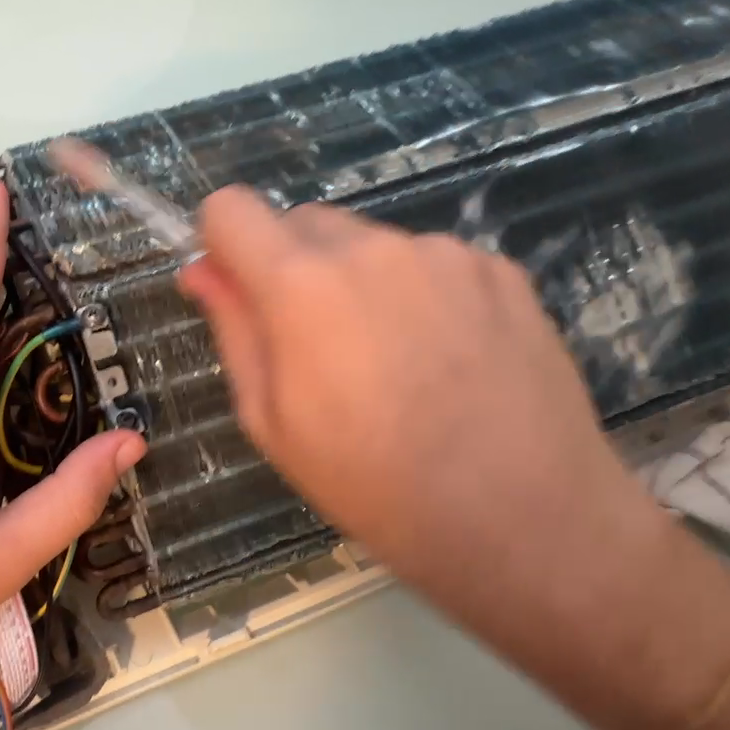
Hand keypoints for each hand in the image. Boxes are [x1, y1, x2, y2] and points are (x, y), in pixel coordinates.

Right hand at [177, 186, 623, 588]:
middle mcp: (370, 248)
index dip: (221, 242)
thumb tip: (202, 272)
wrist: (526, 521)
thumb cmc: (374, 485)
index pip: (230, 208)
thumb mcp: (272, 421)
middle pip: (300, 221)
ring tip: (390, 360)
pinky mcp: (499, 269)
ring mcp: (442, 254)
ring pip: (367, 243)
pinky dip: (416, 292)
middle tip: (313, 343)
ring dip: (356, 280)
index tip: (236, 289)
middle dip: (288, 266)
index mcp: (301, 286)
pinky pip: (428, 262)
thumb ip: (233, 330)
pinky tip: (443, 357)